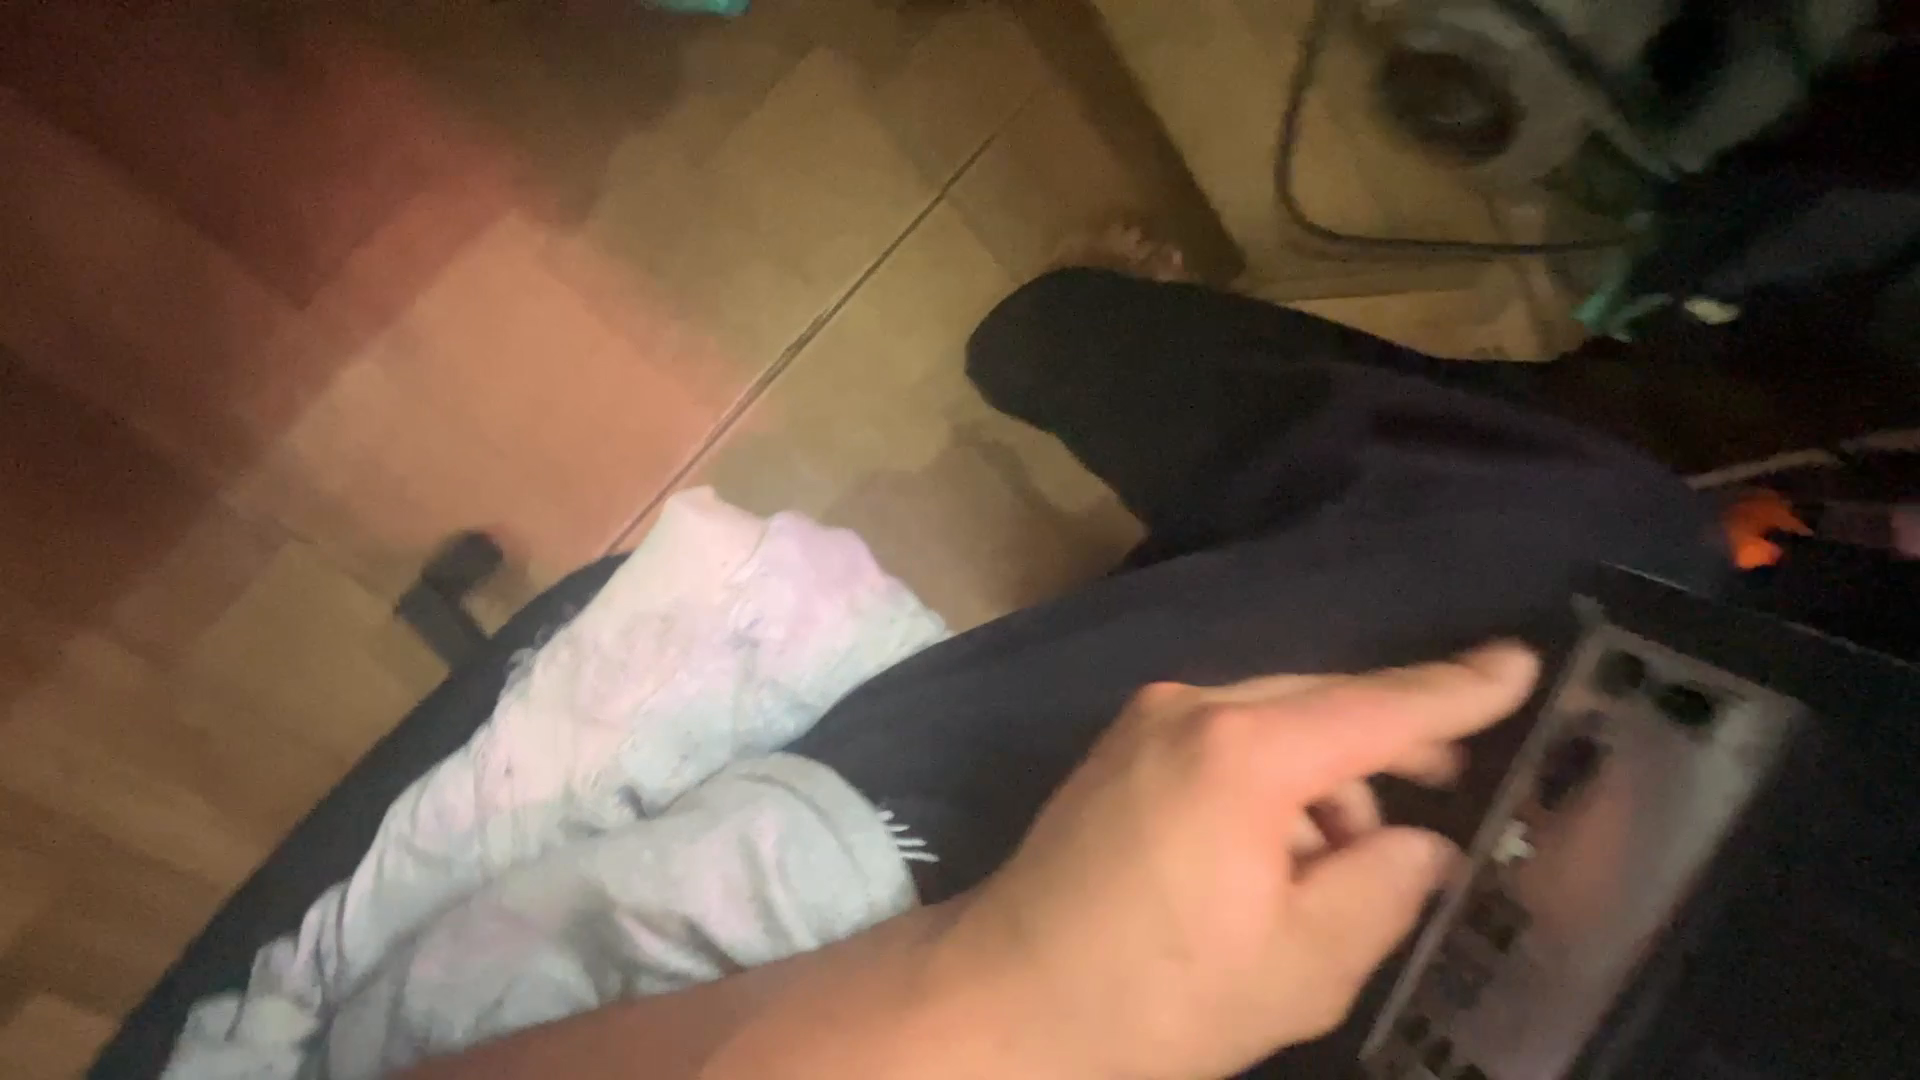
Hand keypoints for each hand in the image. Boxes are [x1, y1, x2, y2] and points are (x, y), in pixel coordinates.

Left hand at [935, 643, 1539, 1079]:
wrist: (1014, 992)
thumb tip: (1423, 846)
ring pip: (1269, 723)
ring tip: (1337, 868)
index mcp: (1240, 750)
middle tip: (1448, 791)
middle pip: (1318, 705)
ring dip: (1321, 779)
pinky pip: (1222, 741)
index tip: (1518, 663)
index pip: (1374, 708)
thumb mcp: (1303, 960)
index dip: (1455, 691)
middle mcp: (1189, 708)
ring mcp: (1146, 720)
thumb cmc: (1160, 992)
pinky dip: (1266, 782)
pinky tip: (1273, 852)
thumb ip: (1384, 887)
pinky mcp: (1123, 746)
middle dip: (1388, 747)